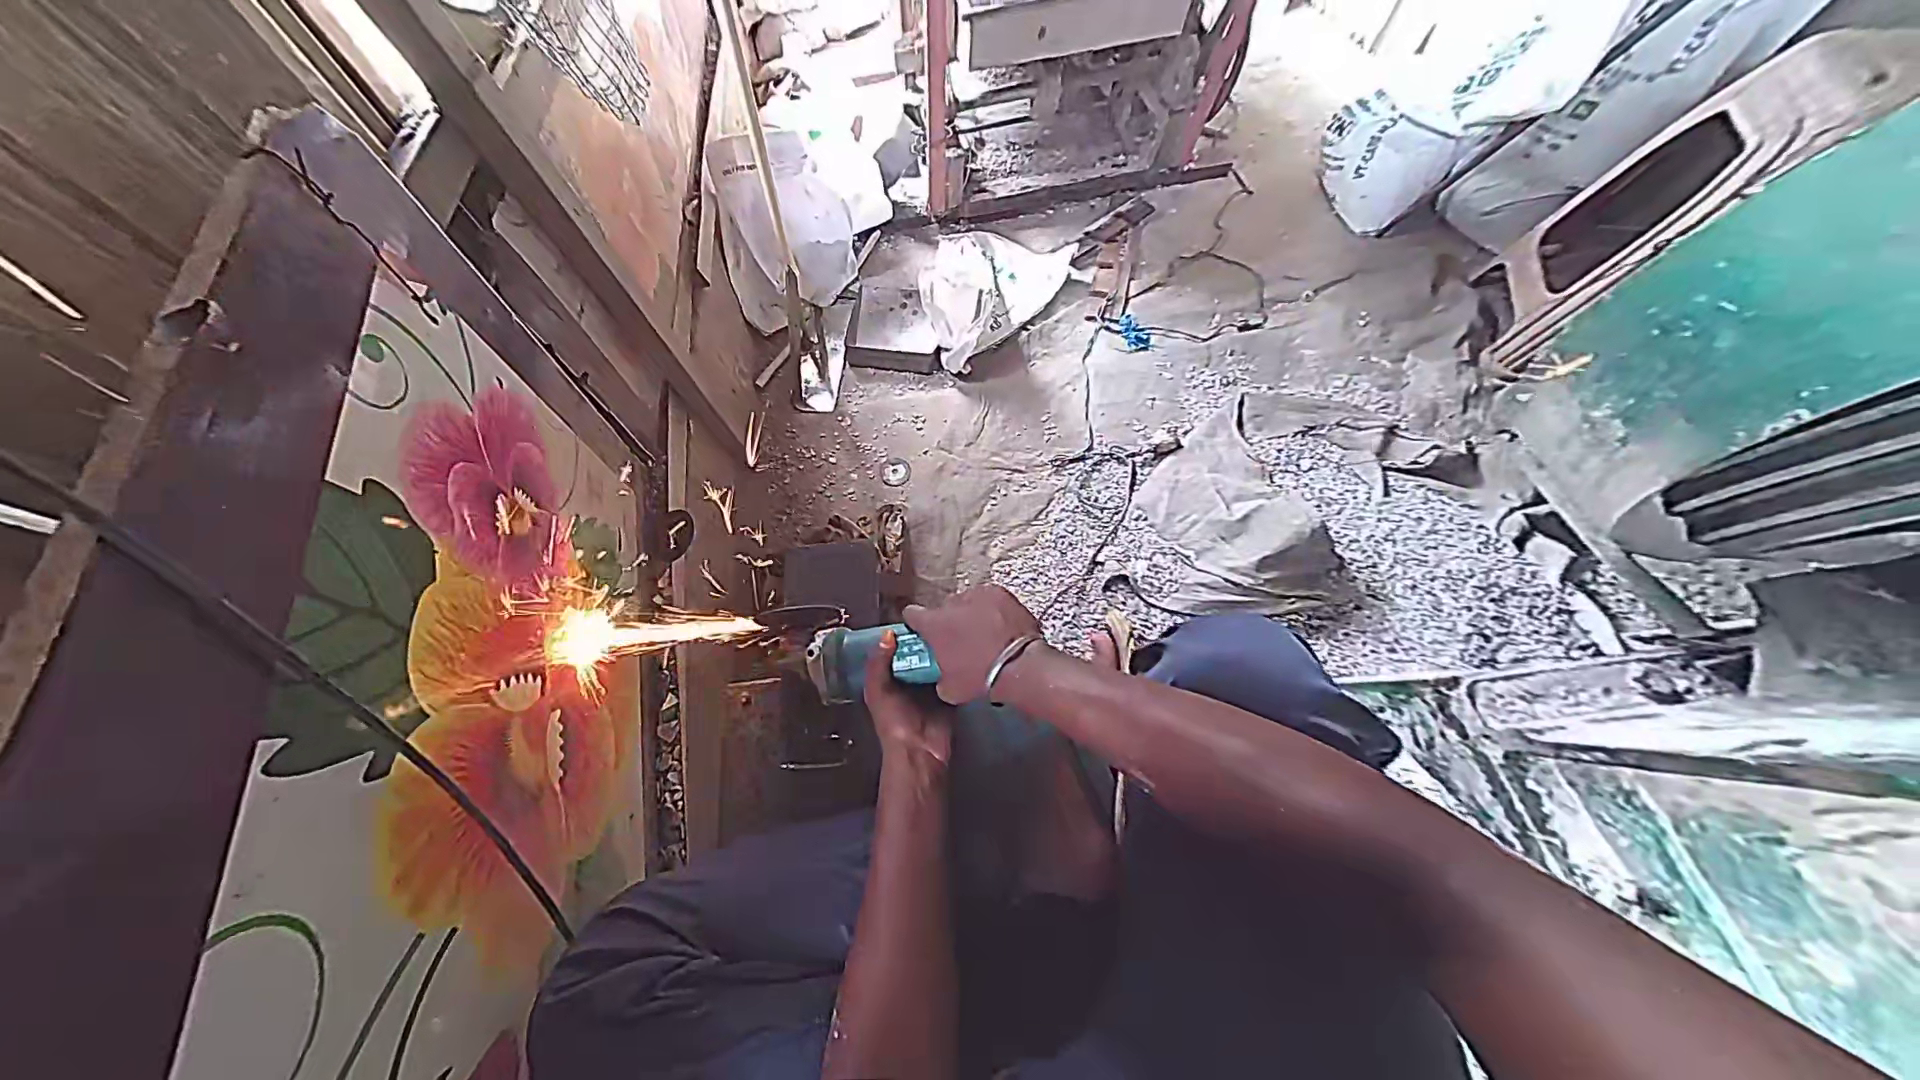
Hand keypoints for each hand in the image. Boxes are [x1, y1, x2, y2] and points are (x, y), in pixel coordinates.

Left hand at [864, 629, 952, 767]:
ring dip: (944, 649)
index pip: (898, 649)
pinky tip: (965, 647)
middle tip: (941, 617)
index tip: (917, 615)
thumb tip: (888, 634)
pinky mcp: (951, 691)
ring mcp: (932, 684)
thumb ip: (878, 664)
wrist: (920, 750)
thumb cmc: (894, 722)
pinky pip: (955, 672)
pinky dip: (959, 662)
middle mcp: (912, 678)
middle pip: (920, 652)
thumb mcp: (877, 691)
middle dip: (928, 639)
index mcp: (890, 677)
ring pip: (938, 660)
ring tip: (955, 626)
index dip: (905, 634)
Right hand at [903, 585, 1042, 704]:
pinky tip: (999, 626)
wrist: (1019, 666)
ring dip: (971, 613)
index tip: (923, 631)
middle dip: (949, 621)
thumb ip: (939, 676)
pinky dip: (992, 609)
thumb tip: (943, 677)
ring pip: (967, 601)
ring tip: (983, 632)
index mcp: (933, 623)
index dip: (916, 623)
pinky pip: (989, 599)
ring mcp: (977, 594)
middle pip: (943, 608)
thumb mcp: (950, 690)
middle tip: (960, 639)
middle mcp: (952, 603)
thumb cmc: (981, 678)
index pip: (912, 614)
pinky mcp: (1000, 593)